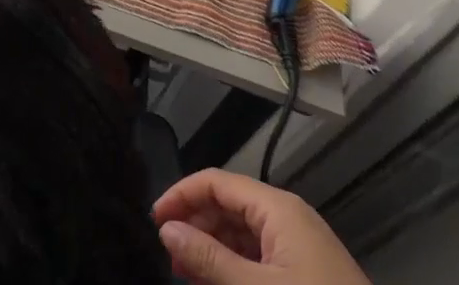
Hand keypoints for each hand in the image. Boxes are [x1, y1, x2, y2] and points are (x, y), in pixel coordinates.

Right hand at [153, 168, 371, 284]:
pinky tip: (214, 282)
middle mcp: (287, 217)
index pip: (217, 182)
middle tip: (166, 254)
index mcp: (278, 208)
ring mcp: (298, 245)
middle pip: (228, 203)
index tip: (153, 222)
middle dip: (194, 223)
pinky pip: (257, 254)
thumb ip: (209, 258)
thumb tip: (166, 228)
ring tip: (185, 272)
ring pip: (241, 230)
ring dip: (211, 246)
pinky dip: (232, 264)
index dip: (181, 195)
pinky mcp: (305, 271)